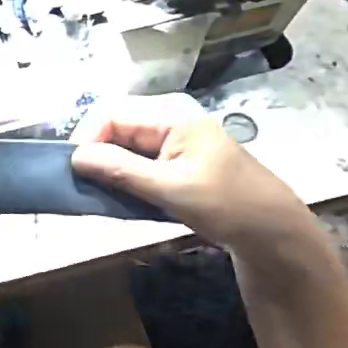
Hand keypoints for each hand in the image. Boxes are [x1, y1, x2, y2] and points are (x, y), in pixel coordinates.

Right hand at [71, 95, 341, 288]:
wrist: (274, 233)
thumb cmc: (226, 205)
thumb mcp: (170, 189)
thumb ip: (121, 170)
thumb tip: (75, 156)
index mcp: (171, 116)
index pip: (112, 114)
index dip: (87, 138)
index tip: (73, 170)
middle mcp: (169, 122)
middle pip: (116, 128)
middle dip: (96, 154)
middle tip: (82, 185)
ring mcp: (173, 143)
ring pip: (124, 147)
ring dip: (109, 169)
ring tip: (98, 193)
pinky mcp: (175, 163)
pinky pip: (138, 163)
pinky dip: (125, 178)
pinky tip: (120, 197)